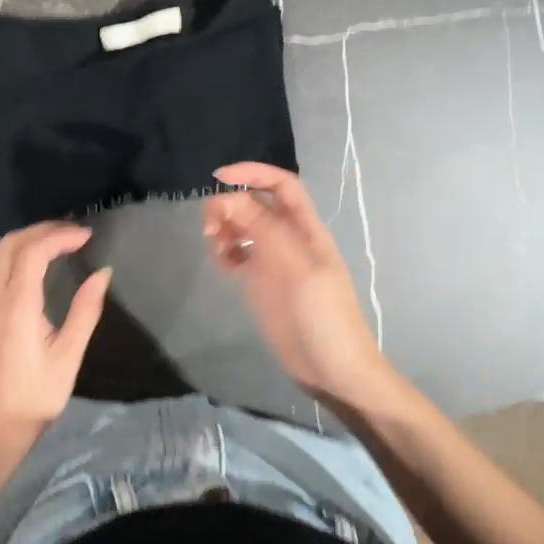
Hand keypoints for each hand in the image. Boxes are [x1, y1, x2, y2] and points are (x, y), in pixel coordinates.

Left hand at [0, 222, 110, 441]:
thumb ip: (85, 311)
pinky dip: (18, 253)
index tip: (88, 235)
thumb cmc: (35, 395)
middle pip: (12, 244)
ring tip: (59, 241)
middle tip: (74, 232)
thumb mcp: (68, 356)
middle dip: (42, 229)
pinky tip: (37, 263)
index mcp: (19, 303)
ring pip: (0, 254)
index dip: (60, 236)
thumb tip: (102, 274)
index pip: (35, 252)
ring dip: (27, 239)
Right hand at [203, 162, 390, 402]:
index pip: (281, 185)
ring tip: (214, 246)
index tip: (218, 178)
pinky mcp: (260, 283)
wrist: (334, 370)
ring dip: (224, 227)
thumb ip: (266, 233)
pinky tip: (220, 264)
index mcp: (306, 230)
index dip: (253, 173)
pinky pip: (237, 255)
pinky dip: (224, 252)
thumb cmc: (326, 319)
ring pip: (242, 227)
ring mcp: (274, 261)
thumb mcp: (299, 271)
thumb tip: (230, 199)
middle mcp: (289, 239)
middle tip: (209, 226)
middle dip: (230, 204)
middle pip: (255, 204)